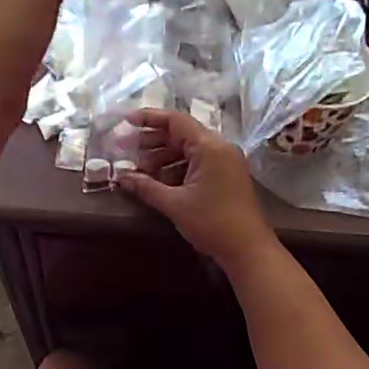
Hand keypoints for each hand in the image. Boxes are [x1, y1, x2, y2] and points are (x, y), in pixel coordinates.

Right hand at [117, 109, 279, 271]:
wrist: (247, 249)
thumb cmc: (212, 222)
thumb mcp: (174, 204)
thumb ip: (146, 187)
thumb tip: (121, 176)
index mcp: (209, 146)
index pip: (175, 121)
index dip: (148, 118)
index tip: (125, 122)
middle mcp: (219, 148)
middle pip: (180, 135)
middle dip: (151, 142)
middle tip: (124, 150)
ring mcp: (224, 163)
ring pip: (187, 151)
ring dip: (161, 158)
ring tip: (137, 170)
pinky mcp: (225, 177)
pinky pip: (196, 164)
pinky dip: (175, 169)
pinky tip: (156, 182)